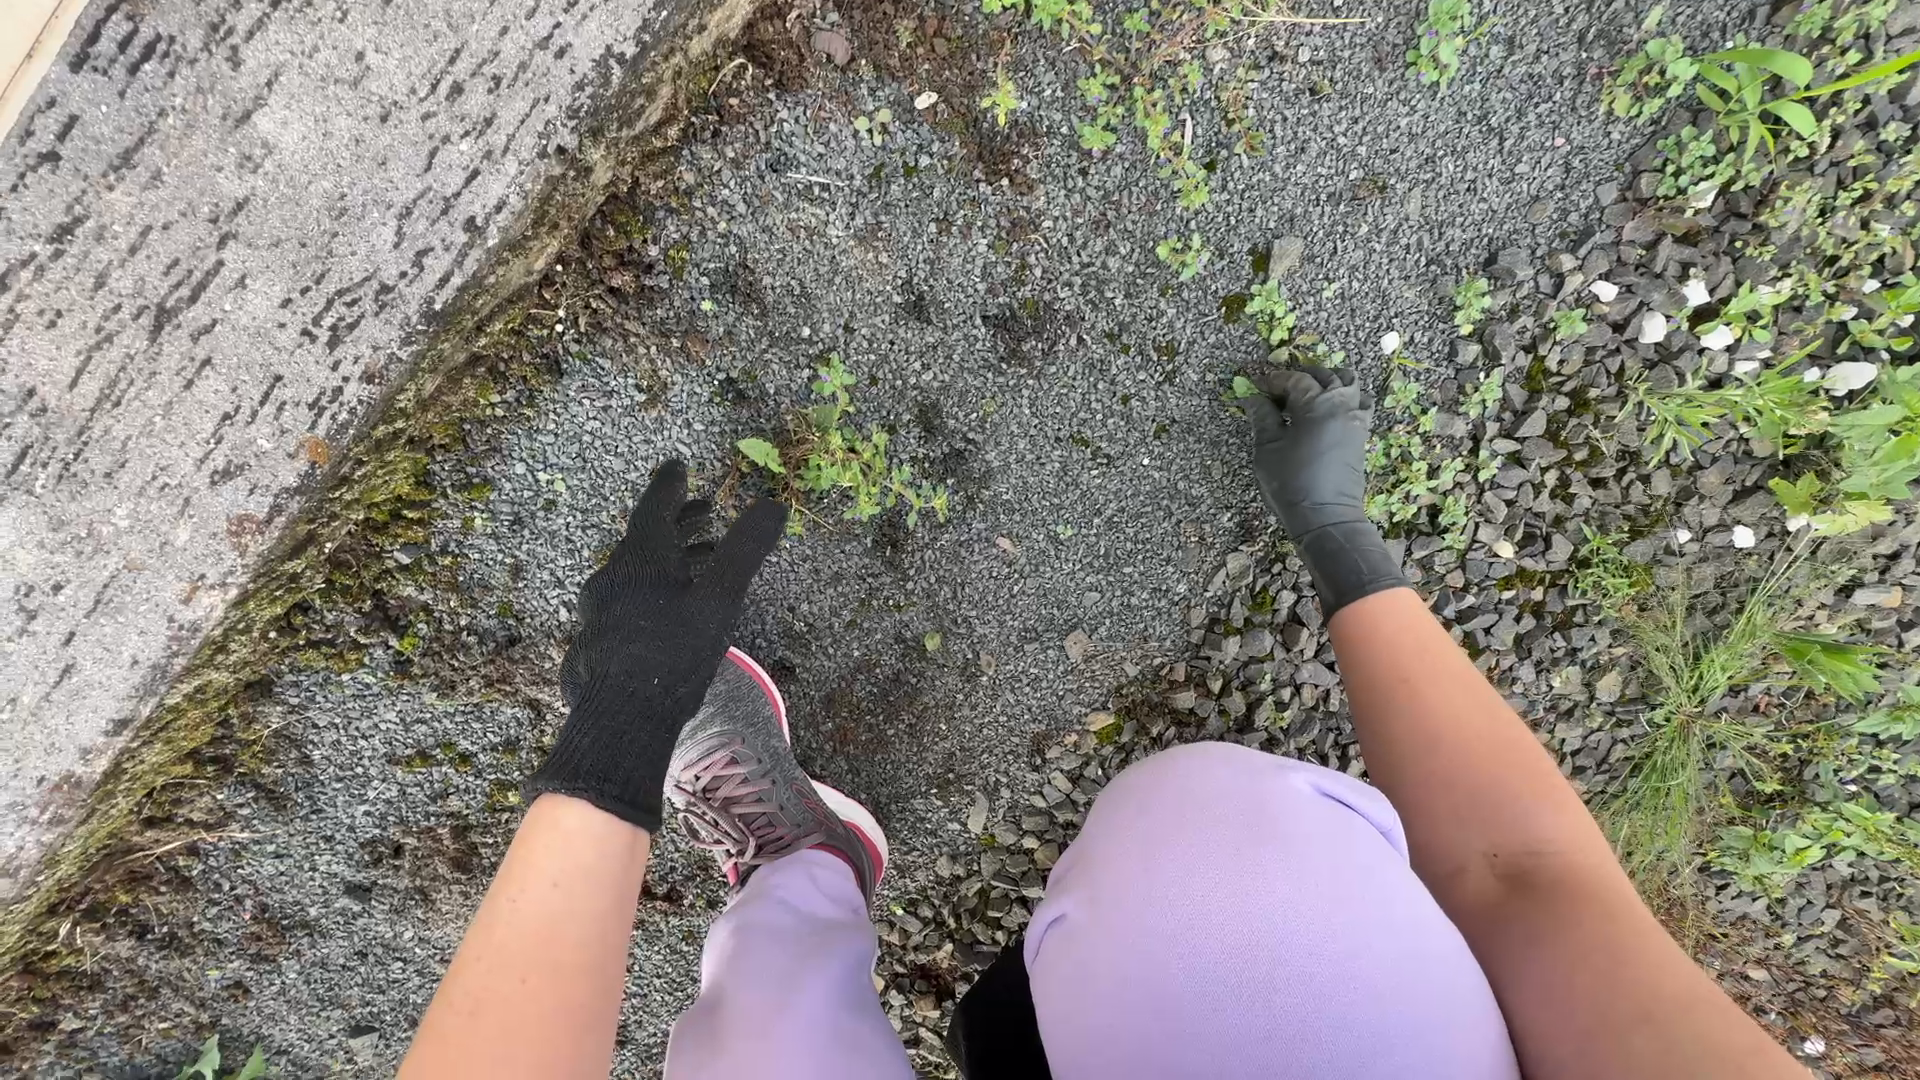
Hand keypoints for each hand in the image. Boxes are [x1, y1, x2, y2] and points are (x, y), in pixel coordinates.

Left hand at [525, 460, 787, 832]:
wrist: (622, 717)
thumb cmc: (673, 651)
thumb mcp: (719, 599)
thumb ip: (745, 551)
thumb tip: (775, 504)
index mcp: (640, 558)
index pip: (654, 508)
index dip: (670, 486)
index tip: (679, 466)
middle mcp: (615, 575)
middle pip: (647, 537)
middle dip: (679, 522)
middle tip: (706, 511)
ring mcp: (603, 607)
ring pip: (640, 568)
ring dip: (672, 555)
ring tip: (703, 557)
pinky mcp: (602, 634)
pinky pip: (632, 593)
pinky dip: (658, 583)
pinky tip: (675, 604)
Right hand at [1242, 365, 1408, 618]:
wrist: (1325, 516)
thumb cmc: (1290, 482)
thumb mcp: (1267, 448)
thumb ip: (1262, 417)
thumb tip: (1251, 397)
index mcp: (1318, 404)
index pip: (1296, 380)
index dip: (1274, 380)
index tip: (1256, 386)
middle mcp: (1342, 404)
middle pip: (1326, 375)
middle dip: (1301, 375)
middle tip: (1278, 387)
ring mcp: (1356, 418)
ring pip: (1349, 383)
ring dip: (1328, 380)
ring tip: (1307, 391)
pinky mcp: (1361, 434)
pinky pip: (1360, 401)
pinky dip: (1345, 395)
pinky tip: (1328, 408)